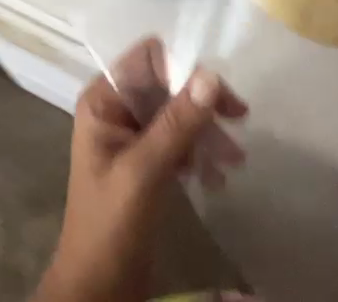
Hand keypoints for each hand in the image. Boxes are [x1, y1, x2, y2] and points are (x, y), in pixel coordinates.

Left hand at [33, 38, 248, 301]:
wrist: (98, 288)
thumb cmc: (110, 226)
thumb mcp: (144, 172)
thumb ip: (176, 123)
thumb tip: (211, 74)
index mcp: (103, 100)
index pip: (148, 58)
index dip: (183, 67)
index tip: (216, 94)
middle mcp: (116, 108)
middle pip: (168, 82)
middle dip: (203, 101)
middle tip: (239, 119)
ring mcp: (131, 133)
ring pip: (179, 110)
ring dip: (207, 129)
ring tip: (234, 161)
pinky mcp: (147, 159)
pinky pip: (180, 137)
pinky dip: (200, 150)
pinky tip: (216, 176)